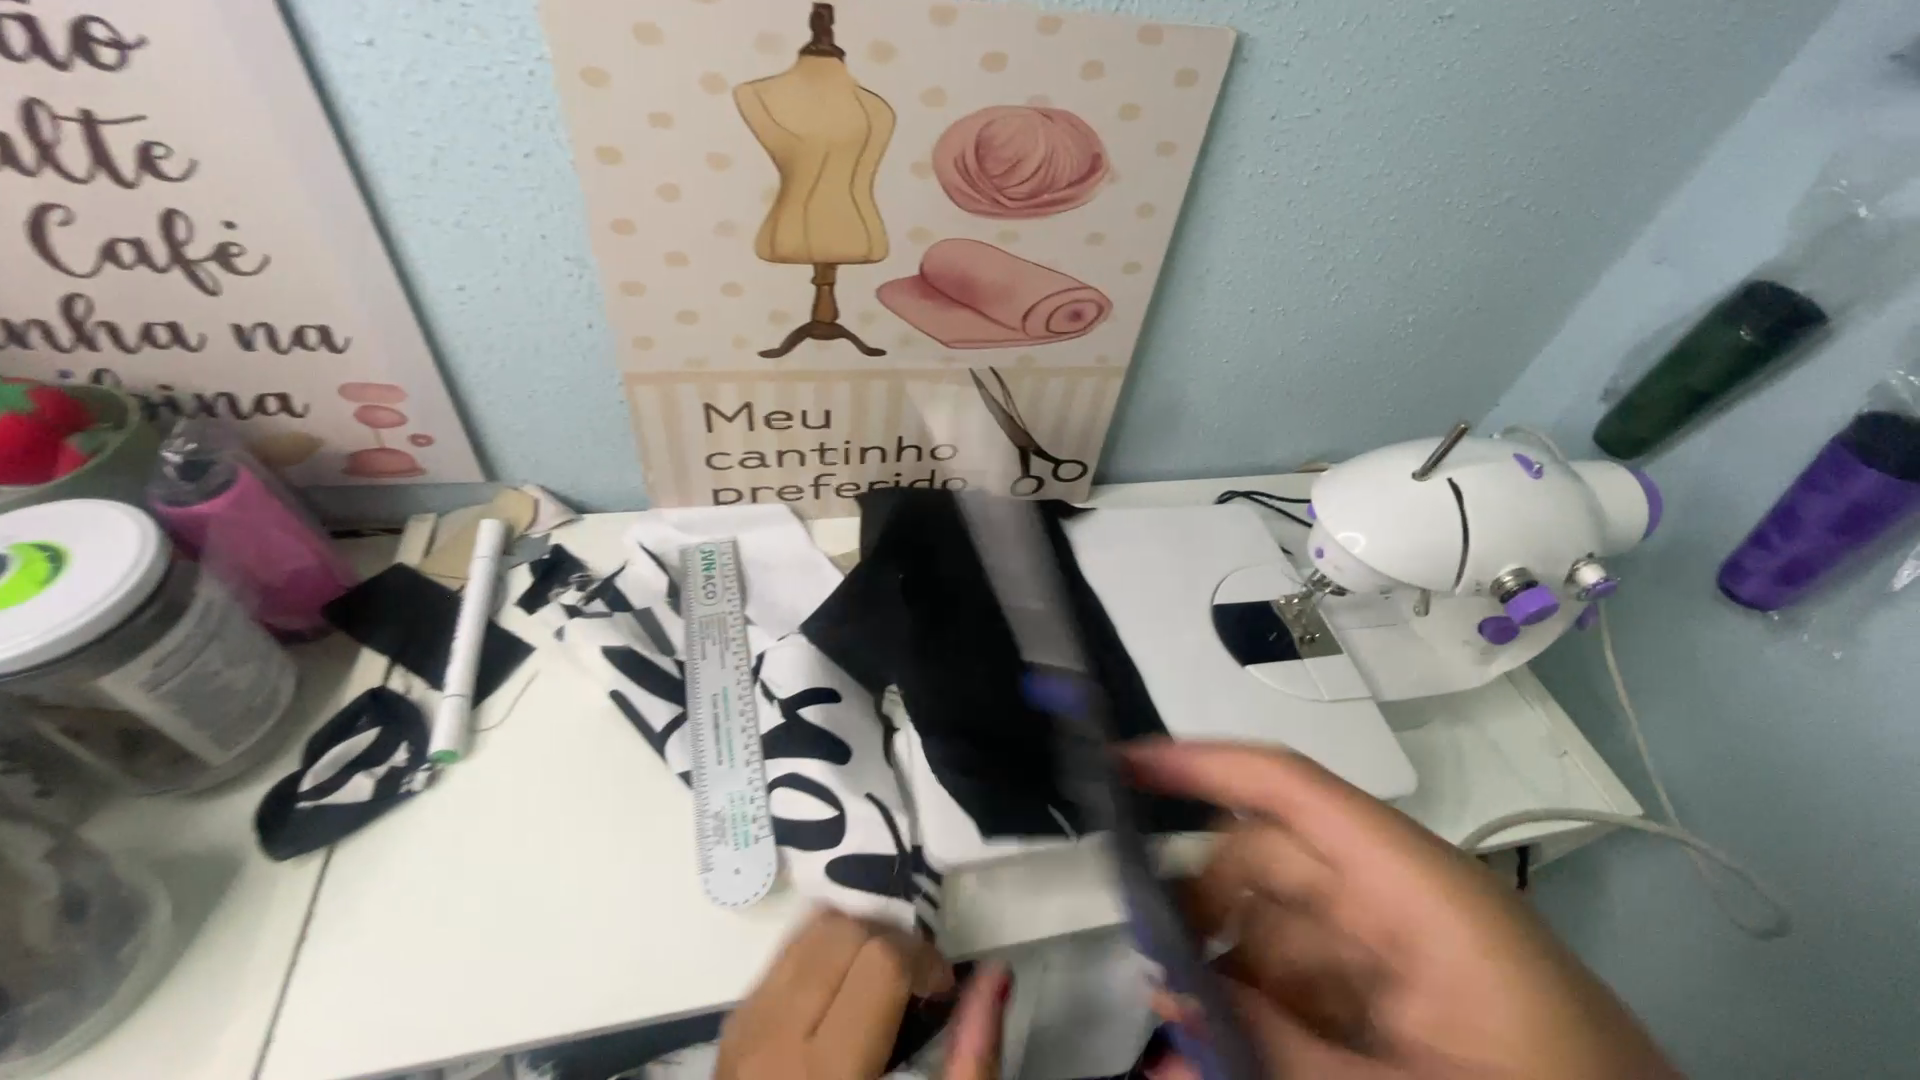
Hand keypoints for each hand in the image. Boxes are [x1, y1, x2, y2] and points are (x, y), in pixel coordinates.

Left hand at [716, 909, 1011, 1079]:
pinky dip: (825, 950)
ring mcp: (745, 1024)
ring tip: (885, 980)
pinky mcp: (734, 1021)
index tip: (943, 992)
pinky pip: (786, 950)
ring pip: (811, 927)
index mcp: (826, 1073)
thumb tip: (996, 975)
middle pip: (844, 931)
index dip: (926, 962)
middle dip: (894, 943)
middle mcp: (773, 1037)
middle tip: (919, 984)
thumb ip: (972, 1059)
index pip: (880, 961)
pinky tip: (846, 989)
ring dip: (859, 937)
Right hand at [1125, 741, 1681, 1079]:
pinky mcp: (1404, 1008)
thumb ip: (1274, 1044)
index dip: (1199, 766)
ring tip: (1180, 1040)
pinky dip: (1259, 1016)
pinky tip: (1221, 1060)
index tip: (1117, 768)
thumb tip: (1169, 998)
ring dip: (1221, 975)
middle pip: (1266, 862)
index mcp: (1415, 889)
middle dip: (1195, 905)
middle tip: (1143, 964)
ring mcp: (1401, 959)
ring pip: (1276, 931)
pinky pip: (1304, 988)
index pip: (1289, 790)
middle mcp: (1400, 903)